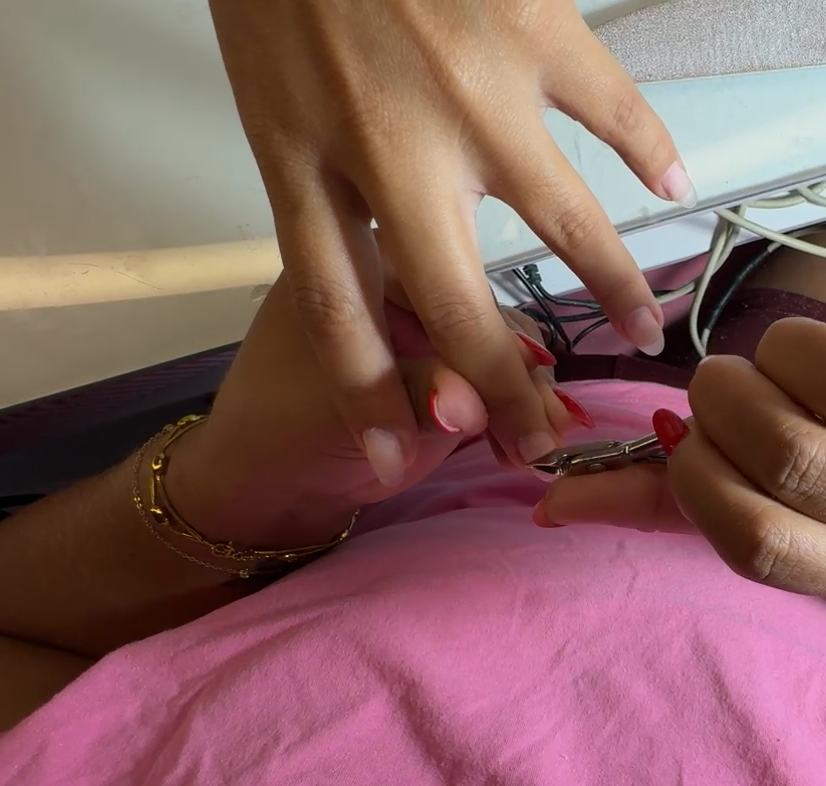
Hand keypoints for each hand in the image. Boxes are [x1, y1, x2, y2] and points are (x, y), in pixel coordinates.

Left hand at [162, 277, 577, 550]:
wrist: (282, 477)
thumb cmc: (289, 428)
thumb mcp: (340, 407)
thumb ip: (411, 396)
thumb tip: (473, 404)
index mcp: (375, 270)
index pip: (456, 292)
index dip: (496, 352)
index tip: (524, 409)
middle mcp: (419, 291)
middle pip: (497, 321)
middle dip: (524, 382)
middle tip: (543, 435)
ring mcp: (444, 335)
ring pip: (512, 356)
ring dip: (531, 403)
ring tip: (540, 448)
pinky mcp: (462, 373)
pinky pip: (507, 385)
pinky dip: (525, 415)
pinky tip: (538, 443)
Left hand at [207, 0, 691, 481]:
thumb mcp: (266, 95)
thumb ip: (328, 193)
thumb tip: (397, 287)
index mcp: (302, 155)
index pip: (338, 312)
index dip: (367, 399)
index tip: (398, 461)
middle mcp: (392, 143)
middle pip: (459, 306)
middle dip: (507, 389)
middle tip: (547, 434)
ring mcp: (469, 89)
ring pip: (563, 225)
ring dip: (613, 291)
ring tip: (645, 332)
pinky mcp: (529, 26)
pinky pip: (611, 107)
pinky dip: (653, 151)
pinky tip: (678, 187)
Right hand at [536, 292, 825, 605]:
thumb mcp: (757, 506)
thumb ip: (663, 503)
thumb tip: (552, 501)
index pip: (755, 539)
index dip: (701, 473)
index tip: (695, 439)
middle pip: (798, 458)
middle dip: (735, 400)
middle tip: (730, 385)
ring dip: (792, 352)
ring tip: (786, 358)